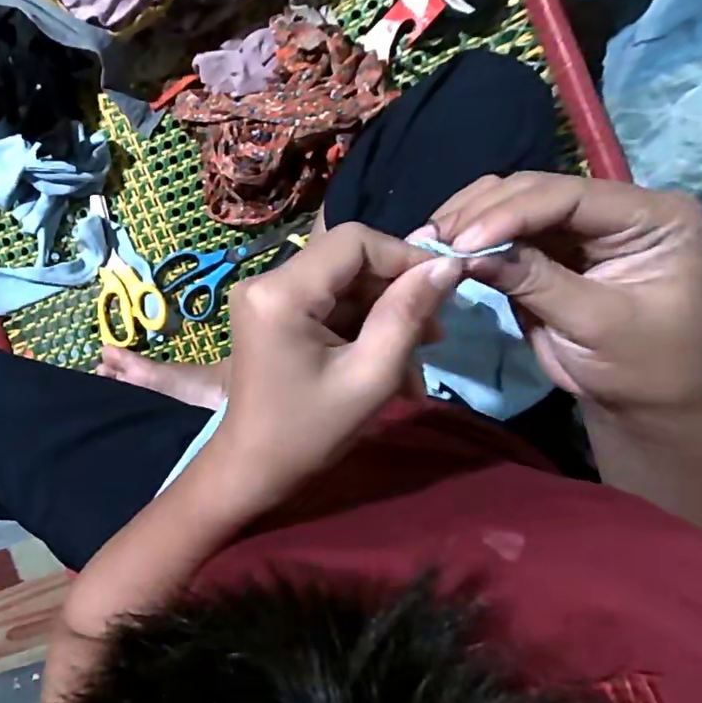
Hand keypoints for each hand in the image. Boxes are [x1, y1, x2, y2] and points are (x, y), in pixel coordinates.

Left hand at [219, 223, 463, 500]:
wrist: (255, 461)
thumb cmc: (310, 428)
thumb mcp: (371, 374)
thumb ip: (407, 313)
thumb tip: (446, 265)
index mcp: (279, 293)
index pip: (352, 241)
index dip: (405, 256)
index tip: (445, 290)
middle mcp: (262, 282)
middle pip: (345, 259)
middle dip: (395, 291)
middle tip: (433, 336)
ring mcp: (260, 295)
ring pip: (339, 281)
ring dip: (382, 313)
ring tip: (413, 359)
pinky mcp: (266, 310)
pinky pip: (323, 301)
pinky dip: (357, 324)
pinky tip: (385, 360)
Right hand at [427, 172, 701, 419]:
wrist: (638, 398)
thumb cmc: (637, 363)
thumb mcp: (592, 322)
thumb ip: (535, 282)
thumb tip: (468, 256)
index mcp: (654, 217)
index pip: (571, 197)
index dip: (510, 214)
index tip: (461, 245)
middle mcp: (615, 207)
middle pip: (532, 189)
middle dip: (478, 214)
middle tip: (432, 243)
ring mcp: (576, 222)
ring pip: (506, 198)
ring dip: (463, 218)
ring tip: (429, 243)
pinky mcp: (542, 241)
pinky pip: (494, 222)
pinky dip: (463, 232)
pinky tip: (439, 246)